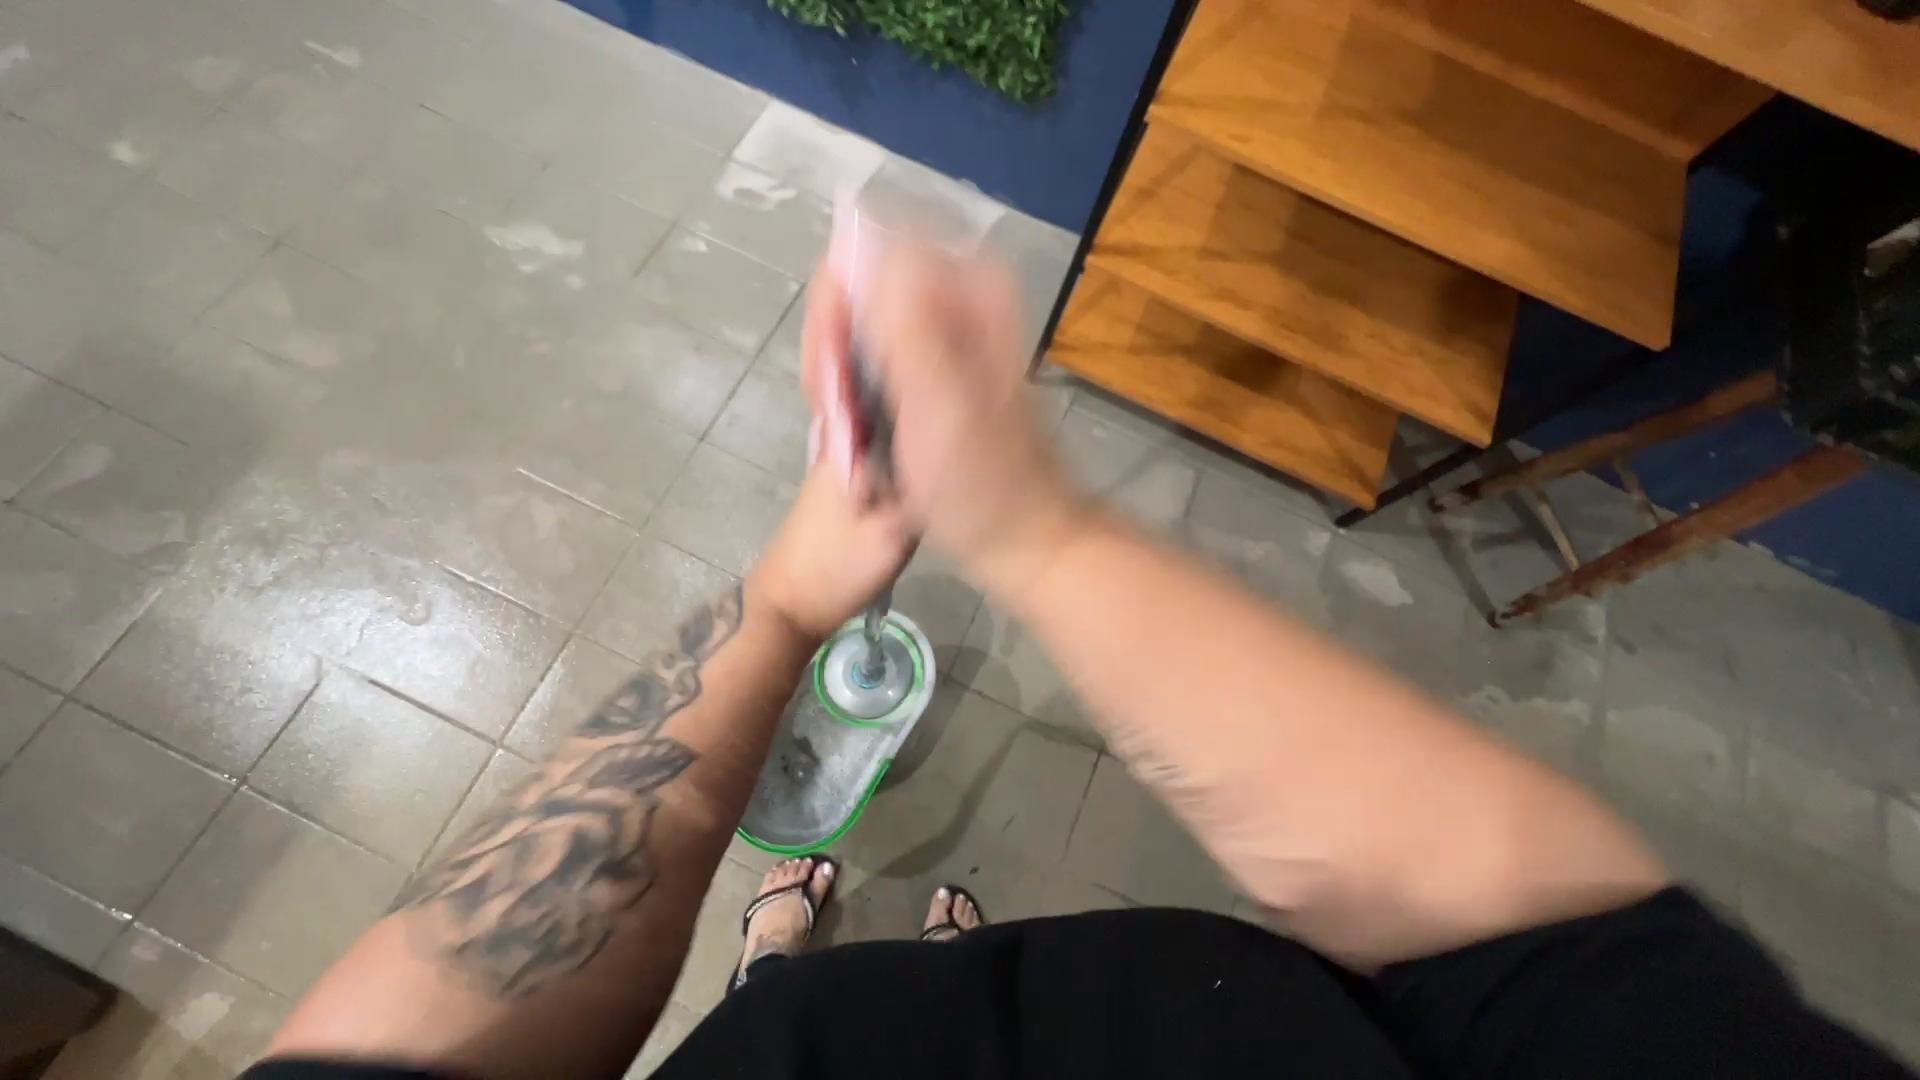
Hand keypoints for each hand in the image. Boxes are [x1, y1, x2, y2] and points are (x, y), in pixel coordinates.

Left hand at [751, 262, 919, 640]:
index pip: (831, 347)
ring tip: (931, 287)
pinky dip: (900, 365)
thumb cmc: (833, 566)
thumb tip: (939, 424)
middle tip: (916, 250)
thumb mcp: (885, 530)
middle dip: (871, 293)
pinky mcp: (861, 452)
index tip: (861, 251)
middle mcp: (842, 419)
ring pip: (865, 367)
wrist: (798, 600)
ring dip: (887, 323)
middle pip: (848, 343)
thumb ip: (911, 480)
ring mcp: (850, 435)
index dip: (840, 297)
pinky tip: (932, 362)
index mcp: (841, 426)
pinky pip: (879, 394)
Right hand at [829, 232, 1085, 590]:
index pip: (867, 253)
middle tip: (836, 418)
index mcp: (968, 288)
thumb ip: (904, 322)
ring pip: (858, 328)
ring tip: (848, 440)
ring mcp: (943, 334)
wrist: (1023, 536)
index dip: (834, 312)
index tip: (832, 378)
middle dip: (834, 353)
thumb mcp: (942, 403)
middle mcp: (956, 298)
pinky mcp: (933, 370)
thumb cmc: (984, 483)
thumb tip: (857, 244)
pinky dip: (855, 396)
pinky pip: (871, 359)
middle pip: (858, 290)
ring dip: (839, 381)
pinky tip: (859, 439)